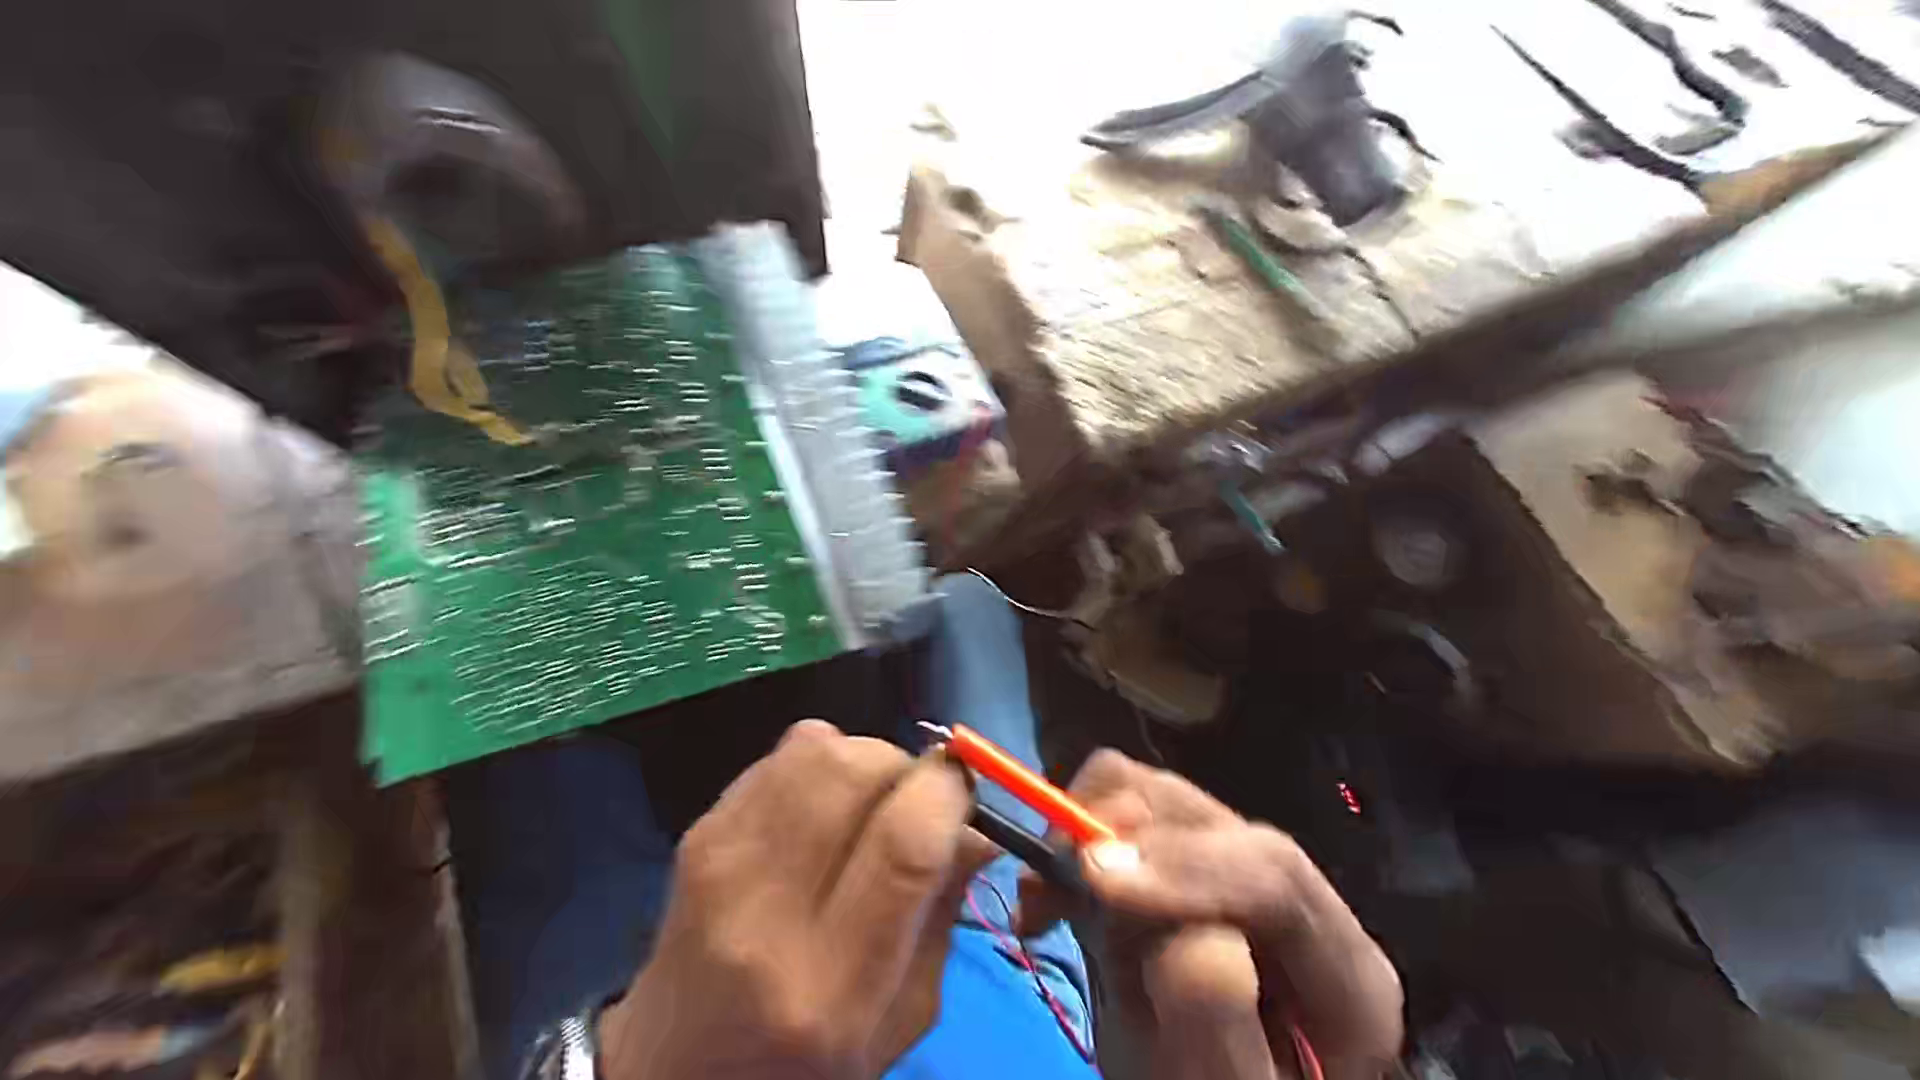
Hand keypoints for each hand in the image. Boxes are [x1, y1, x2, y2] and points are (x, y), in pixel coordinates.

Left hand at [599, 720, 988, 1078]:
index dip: (948, 793)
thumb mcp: (903, 1013)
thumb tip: (977, 822)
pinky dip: (821, 762)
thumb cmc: (810, 1058)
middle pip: (854, 770)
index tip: (965, 791)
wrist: (680, 1067)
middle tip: (915, 798)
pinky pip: (782, 753)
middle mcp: (764, 910)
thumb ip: (944, 909)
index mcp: (826, 983)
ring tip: (867, 801)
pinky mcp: (699, 827)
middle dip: (906, 765)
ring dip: (863, 758)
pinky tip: (820, 806)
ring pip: (817, 746)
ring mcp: (720, 858)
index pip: (903, 844)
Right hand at [1026, 750, 1402, 1079]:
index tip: (1093, 874)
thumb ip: (1212, 1018)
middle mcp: (1286, 897)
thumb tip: (1169, 919)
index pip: (1272, 874)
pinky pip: (1115, 813)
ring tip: (1041, 900)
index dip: (1181, 862)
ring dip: (1083, 832)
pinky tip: (1046, 899)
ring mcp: (1223, 871)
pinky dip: (1070, 840)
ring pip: (1152, 797)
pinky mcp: (1171, 866)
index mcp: (1340, 970)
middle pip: (1201, 817)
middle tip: (1044, 887)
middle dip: (1114, 836)